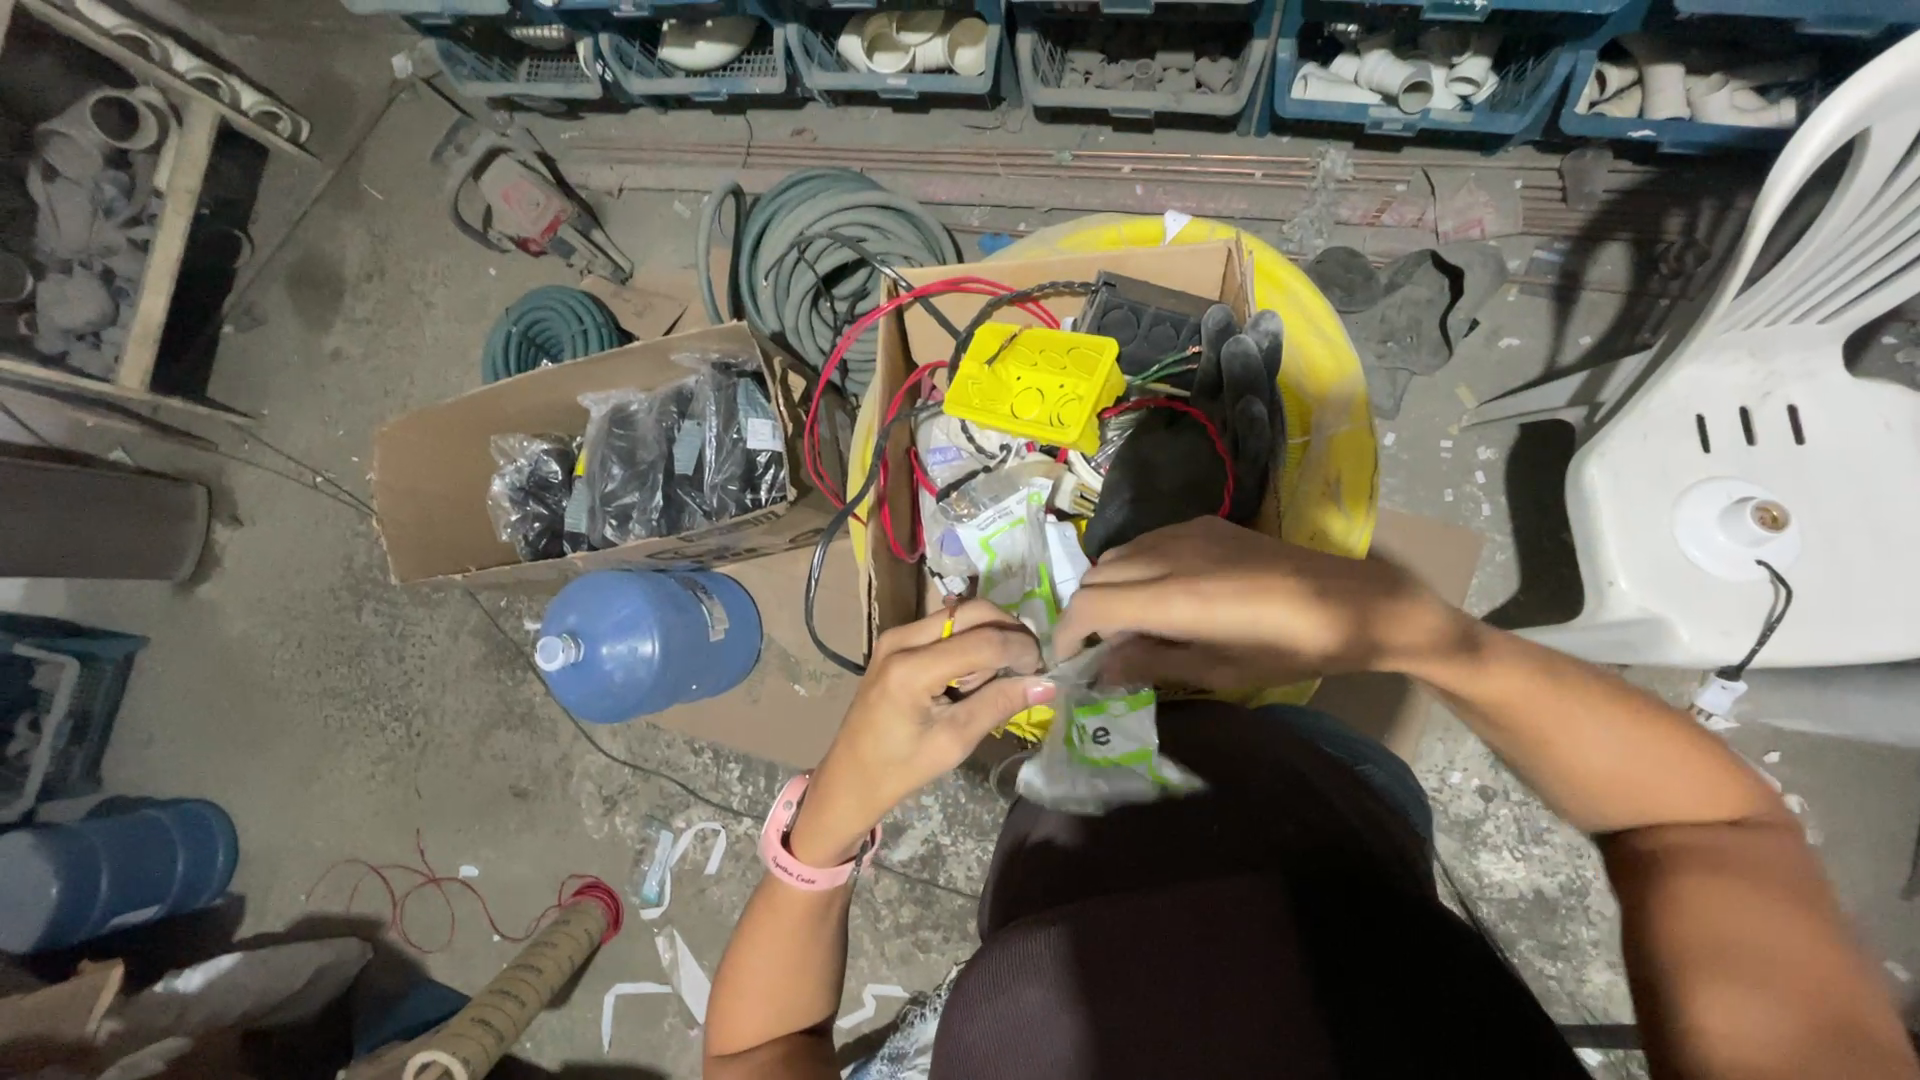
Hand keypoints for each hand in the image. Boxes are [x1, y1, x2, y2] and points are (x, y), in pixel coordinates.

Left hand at [790, 601, 1054, 864]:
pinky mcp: (898, 640)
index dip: (1021, 650)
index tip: (1042, 671)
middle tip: (1027, 665)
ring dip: (989, 635)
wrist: (851, 777)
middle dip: (1009, 632)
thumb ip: (999, 704)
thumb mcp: (954, 741)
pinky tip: (972, 674)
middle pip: (973, 610)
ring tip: (994, 678)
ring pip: (961, 613)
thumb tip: (1048, 684)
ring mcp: (897, 635)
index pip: (984, 640)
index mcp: (912, 668)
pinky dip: (970, 639)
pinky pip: (946, 624)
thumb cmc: (901, 768)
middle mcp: (902, 638)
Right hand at [1053, 516, 1475, 691]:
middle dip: (1084, 612)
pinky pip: (1145, 541)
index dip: (1068, 632)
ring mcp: (1186, 532)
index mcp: (1174, 598)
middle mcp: (1169, 555)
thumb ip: (1152, 663)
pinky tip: (1159, 592)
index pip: (1091, 604)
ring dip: (1107, 587)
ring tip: (1127, 622)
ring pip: (1116, 554)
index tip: (1068, 658)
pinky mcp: (1203, 523)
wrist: (1353, 602)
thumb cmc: (1291, 650)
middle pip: (1094, 575)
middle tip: (1100, 647)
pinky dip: (1133, 567)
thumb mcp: (1220, 671)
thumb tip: (1100, 667)